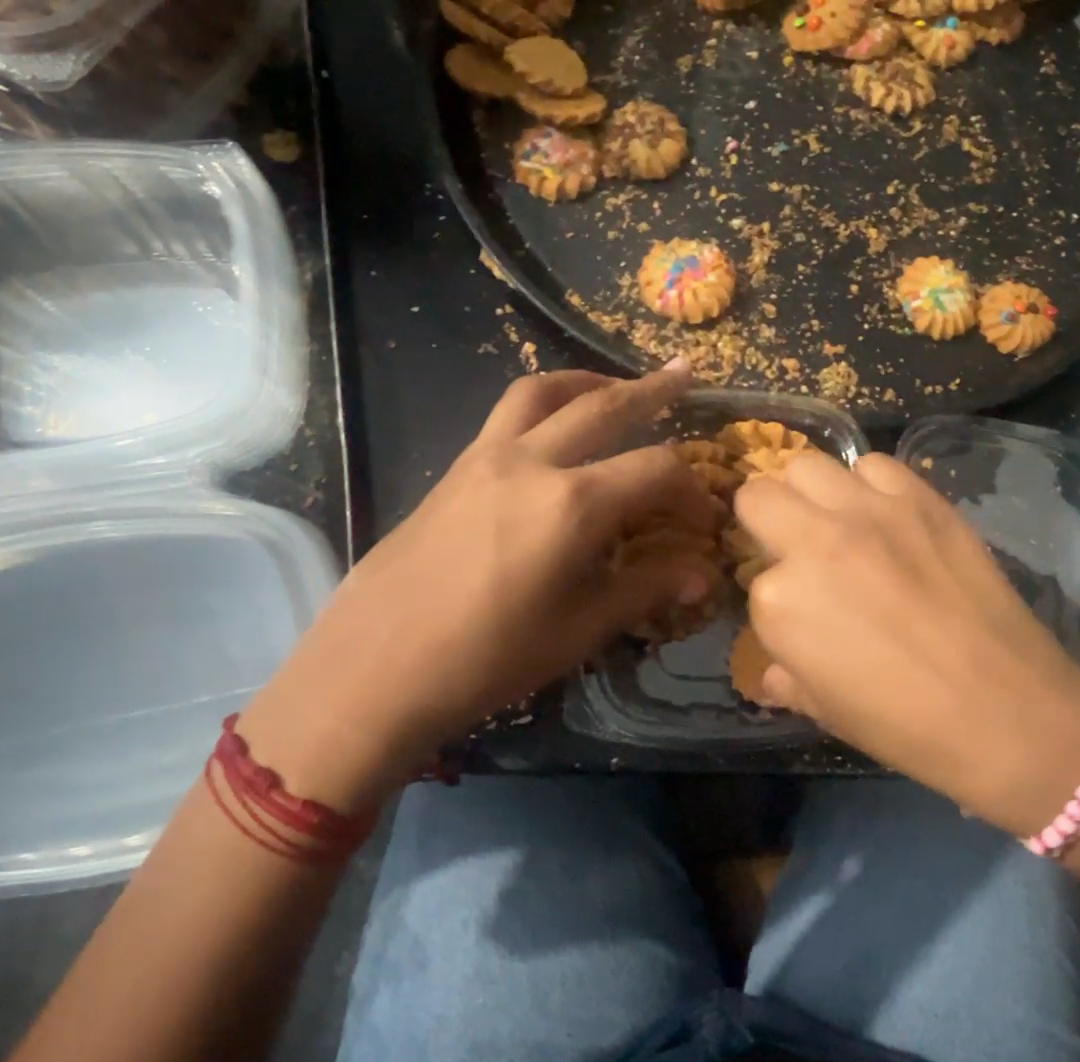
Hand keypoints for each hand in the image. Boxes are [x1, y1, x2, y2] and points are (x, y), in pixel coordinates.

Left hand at [240, 366, 717, 809]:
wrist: (373, 670)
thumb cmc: (488, 659)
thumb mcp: (580, 629)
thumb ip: (645, 589)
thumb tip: (702, 576)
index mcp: (572, 504)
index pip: (657, 469)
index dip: (692, 489)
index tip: (706, 518)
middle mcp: (531, 462)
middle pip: (603, 406)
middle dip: (652, 390)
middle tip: (685, 373)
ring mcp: (484, 459)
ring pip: (543, 393)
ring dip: (587, 381)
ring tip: (615, 384)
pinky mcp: (453, 471)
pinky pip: (506, 415)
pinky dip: (544, 405)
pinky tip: (555, 433)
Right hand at [734, 452, 1079, 834]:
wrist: (1004, 709)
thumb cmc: (903, 724)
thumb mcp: (825, 710)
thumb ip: (788, 678)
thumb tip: (775, 670)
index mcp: (779, 601)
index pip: (755, 579)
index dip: (775, 597)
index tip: (799, 615)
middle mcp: (815, 541)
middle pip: (761, 496)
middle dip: (770, 522)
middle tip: (800, 552)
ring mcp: (870, 512)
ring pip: (809, 466)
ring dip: (813, 495)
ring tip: (841, 525)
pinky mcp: (921, 498)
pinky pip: (875, 465)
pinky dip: (870, 486)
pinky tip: (889, 519)